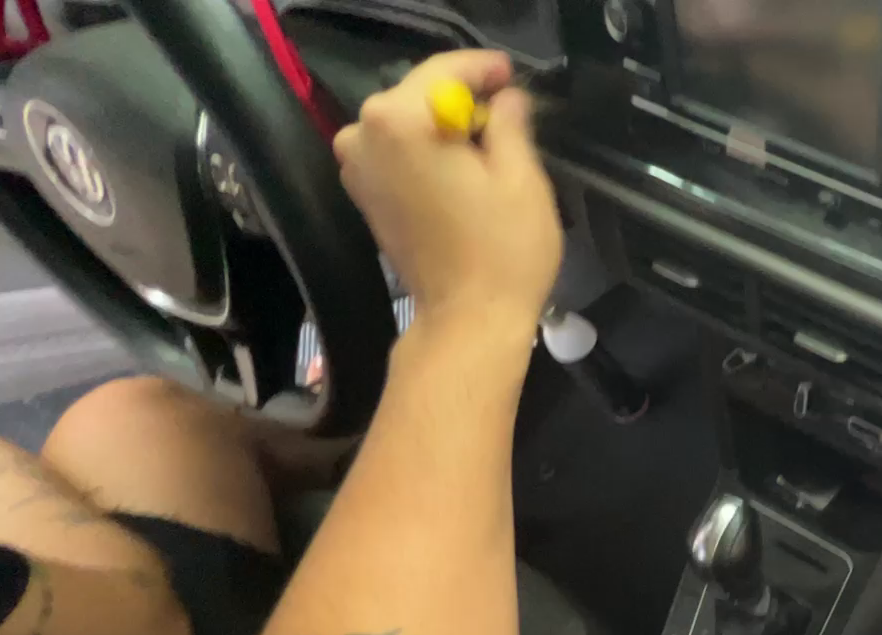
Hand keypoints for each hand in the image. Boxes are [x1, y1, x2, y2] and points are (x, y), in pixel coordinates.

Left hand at [333, 51, 560, 339]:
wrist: (471, 318)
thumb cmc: (505, 251)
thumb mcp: (523, 181)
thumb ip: (510, 125)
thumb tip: (505, 99)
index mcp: (399, 118)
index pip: (445, 72)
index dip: (484, 69)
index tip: (512, 73)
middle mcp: (363, 132)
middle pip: (421, 98)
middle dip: (465, 105)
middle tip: (509, 119)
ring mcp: (357, 165)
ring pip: (411, 129)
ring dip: (448, 135)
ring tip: (490, 156)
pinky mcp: (365, 195)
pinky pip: (401, 158)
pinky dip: (431, 160)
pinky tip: (464, 181)